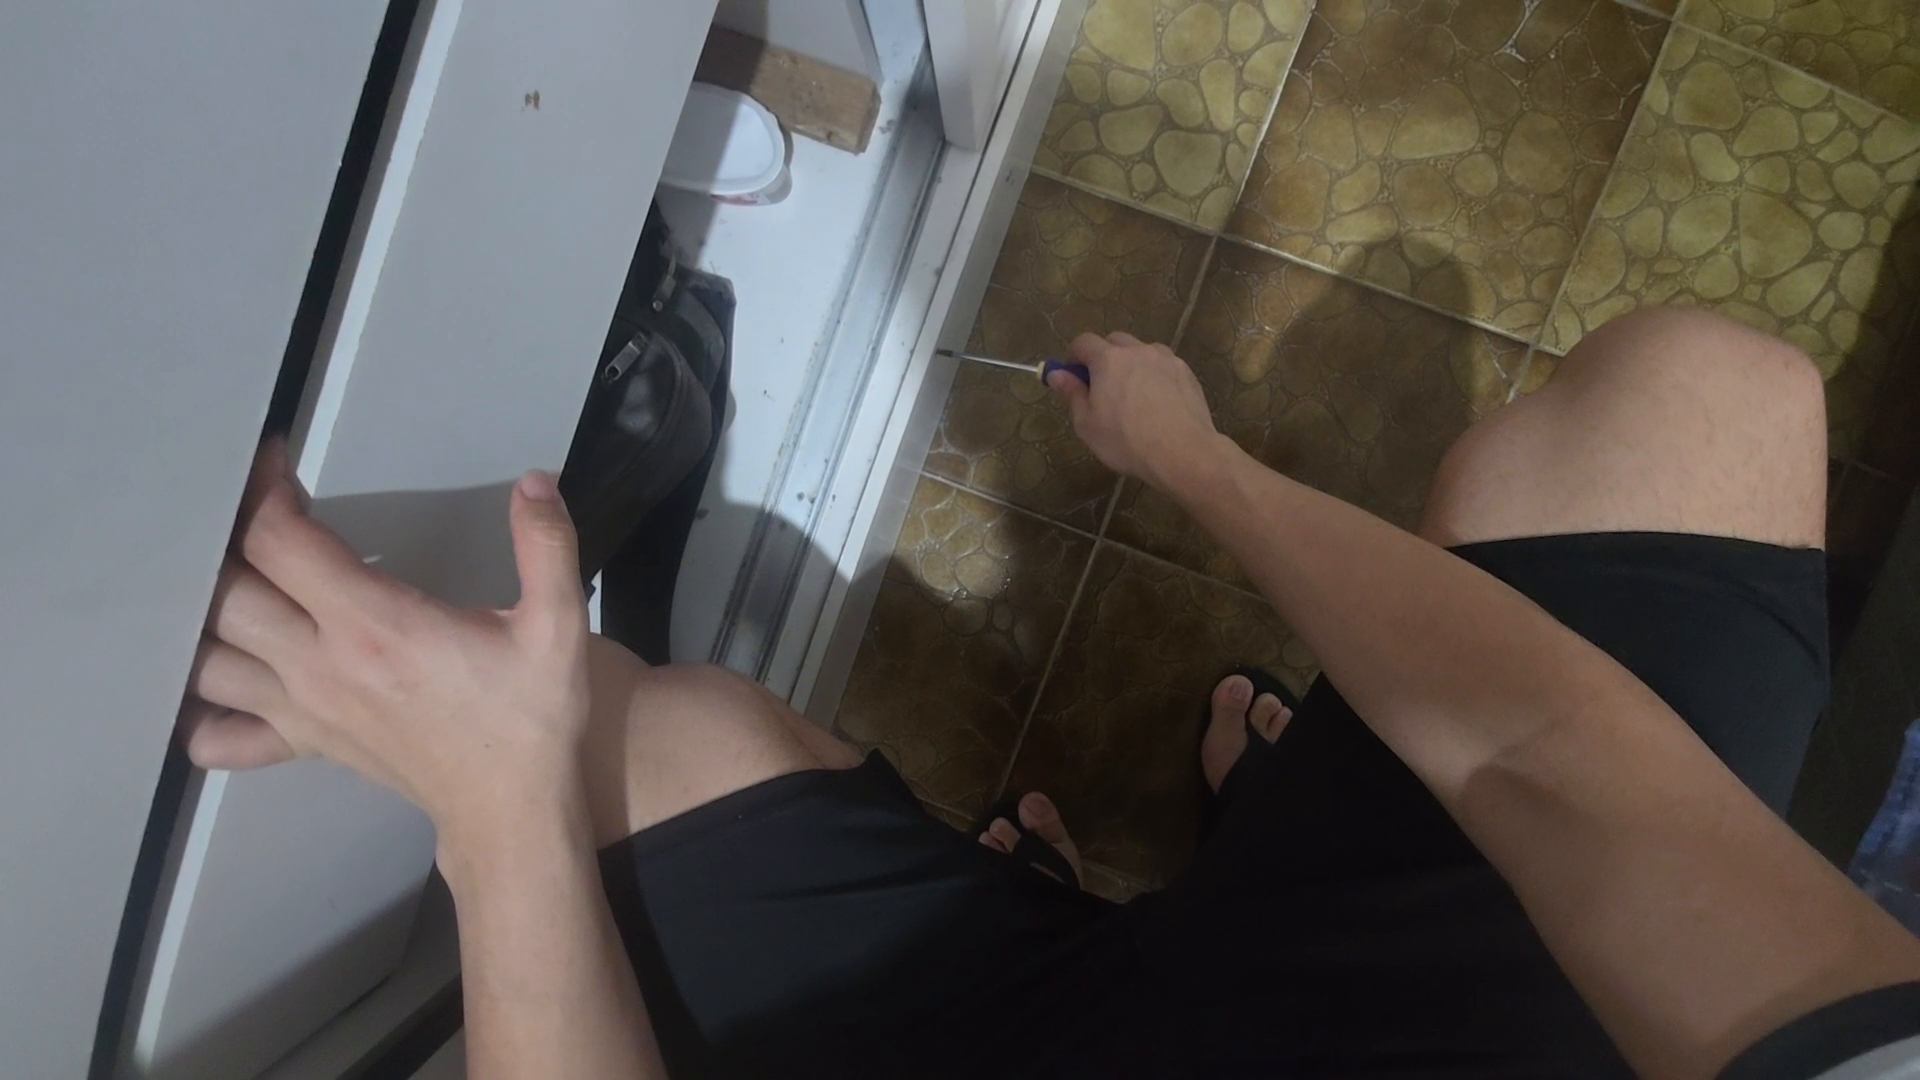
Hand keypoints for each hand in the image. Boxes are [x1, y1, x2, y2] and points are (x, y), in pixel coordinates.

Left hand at [178, 444, 593, 844]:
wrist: (513, 802)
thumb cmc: (533, 712)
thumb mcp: (560, 624)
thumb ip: (547, 547)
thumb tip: (534, 482)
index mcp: (377, 626)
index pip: (281, 544)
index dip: (265, 494)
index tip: (277, 465)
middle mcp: (319, 665)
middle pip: (223, 590)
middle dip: (231, 539)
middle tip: (266, 512)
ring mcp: (301, 711)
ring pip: (202, 655)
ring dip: (206, 610)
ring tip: (245, 578)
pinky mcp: (303, 745)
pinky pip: (214, 729)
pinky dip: (203, 700)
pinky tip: (234, 675)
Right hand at [1047, 332, 1227, 490]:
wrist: (1181, 452)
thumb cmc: (1126, 441)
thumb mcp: (1087, 424)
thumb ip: (1072, 394)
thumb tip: (1056, 374)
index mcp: (1108, 360)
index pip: (1083, 342)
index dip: (1074, 356)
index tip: (1072, 375)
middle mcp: (1138, 351)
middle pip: (1114, 341)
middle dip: (1103, 356)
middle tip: (1102, 386)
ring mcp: (1166, 359)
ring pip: (1142, 351)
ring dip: (1132, 363)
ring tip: (1133, 394)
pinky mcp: (1186, 372)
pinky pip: (1163, 365)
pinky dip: (1154, 375)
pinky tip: (1157, 402)